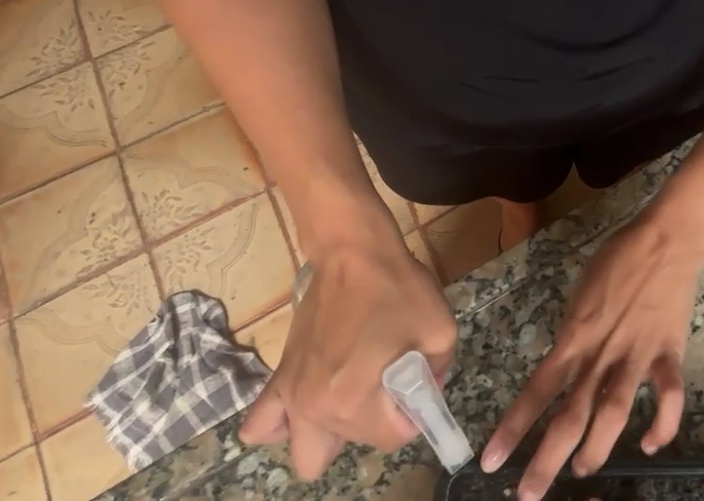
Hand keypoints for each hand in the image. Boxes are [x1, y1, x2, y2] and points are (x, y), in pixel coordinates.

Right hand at [239, 235, 456, 479]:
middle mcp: (313, 408)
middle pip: (345, 450)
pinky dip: (284, 423)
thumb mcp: (440, 328)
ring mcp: (290, 395)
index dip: (415, 412)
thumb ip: (439, 371)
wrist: (353, 253)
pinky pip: (263, 425)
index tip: (419, 380)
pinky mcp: (279, 376)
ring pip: (303, 450)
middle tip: (384, 389)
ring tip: (350, 394)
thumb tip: (424, 389)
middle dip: (371, 427)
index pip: (392, 438)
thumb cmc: (399, 288)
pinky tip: (313, 397)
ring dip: (328, 433)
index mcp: (353, 401)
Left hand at [481, 213, 703, 499]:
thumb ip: (574, 330)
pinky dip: (662, 424)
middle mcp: (601, 353)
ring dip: (596, 449)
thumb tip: (566, 356)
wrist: (666, 239)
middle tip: (529, 494)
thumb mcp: (582, 291)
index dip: (513, 427)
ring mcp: (637, 355)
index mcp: (576, 335)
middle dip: (548, 460)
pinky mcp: (669, 353)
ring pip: (613, 414)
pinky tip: (649, 444)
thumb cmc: (619, 256)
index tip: (491, 460)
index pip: (537, 388)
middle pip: (571, 415)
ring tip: (582, 470)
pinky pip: (668, 396)